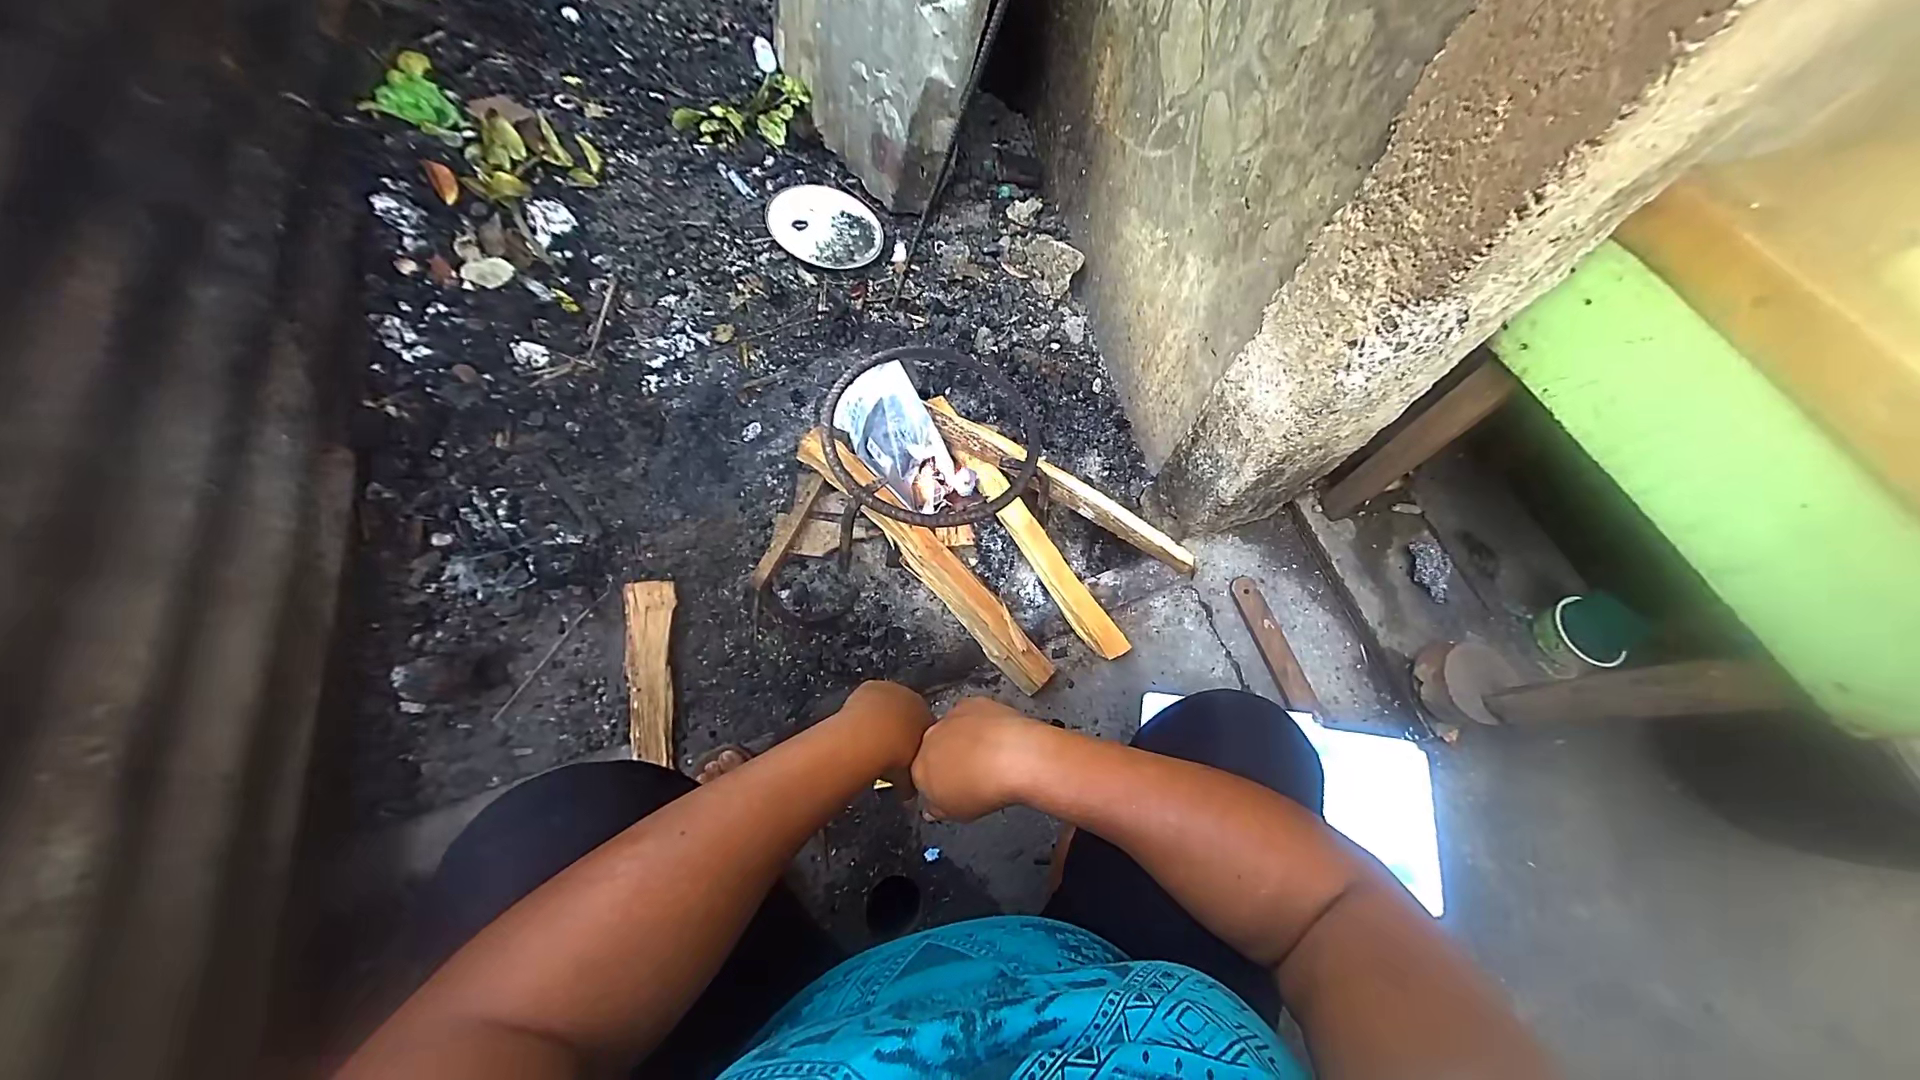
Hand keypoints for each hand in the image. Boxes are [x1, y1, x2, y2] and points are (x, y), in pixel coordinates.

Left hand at [834, 680, 934, 775]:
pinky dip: (865, 710)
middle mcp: (917, 701)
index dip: (913, 744)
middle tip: (885, 748)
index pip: (925, 730)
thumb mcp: (909, 775)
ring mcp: (893, 690)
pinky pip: (870, 698)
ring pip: (888, 705)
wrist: (870, 738)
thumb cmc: (894, 758)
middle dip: (899, 728)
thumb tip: (907, 788)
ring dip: (881, 719)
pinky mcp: (872, 685)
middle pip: (908, 714)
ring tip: (869, 740)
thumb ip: (911, 777)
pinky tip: (857, 725)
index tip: (902, 757)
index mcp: (930, 720)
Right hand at [911, 697, 1047, 821]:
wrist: (1015, 757)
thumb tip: (931, 807)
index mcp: (920, 769)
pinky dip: (980, 722)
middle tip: (971, 772)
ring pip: (951, 729)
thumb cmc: (986, 788)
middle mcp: (929, 739)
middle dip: (948, 758)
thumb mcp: (957, 814)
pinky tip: (995, 735)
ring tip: (988, 754)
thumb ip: (937, 809)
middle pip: (934, 749)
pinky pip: (970, 714)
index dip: (938, 783)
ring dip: (964, 739)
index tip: (953, 788)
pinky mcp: (971, 703)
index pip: (921, 777)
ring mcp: (950, 718)